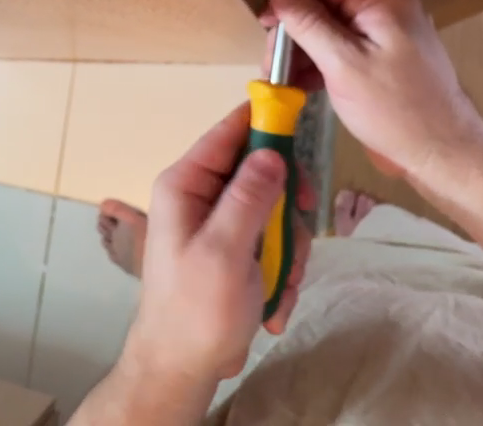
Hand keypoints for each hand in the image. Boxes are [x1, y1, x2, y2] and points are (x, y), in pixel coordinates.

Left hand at [121, 104, 311, 387]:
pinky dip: (282, 268)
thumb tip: (272, 151)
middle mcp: (202, 193)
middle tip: (301, 225)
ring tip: (280, 282)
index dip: (262, 119)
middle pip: (261, 169)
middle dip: (286, 204)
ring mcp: (220, 220)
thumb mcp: (224, 251)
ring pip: (274, 207)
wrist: (182, 366)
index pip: (227, 132)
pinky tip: (273, 300)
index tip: (300, 115)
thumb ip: (248, 198)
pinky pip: (274, 239)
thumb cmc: (195, 309)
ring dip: (288, 246)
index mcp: (186, 183)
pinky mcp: (236, 246)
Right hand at [262, 0, 482, 183]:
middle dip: (294, 33)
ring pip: (328, 27)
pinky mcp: (384, 53)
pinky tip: (305, 84)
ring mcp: (386, 29)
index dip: (287, 2)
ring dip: (303, 51)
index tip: (265, 31)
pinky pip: (343, 45)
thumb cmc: (395, 110)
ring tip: (286, 81)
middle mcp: (385, 4)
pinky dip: (321, 62)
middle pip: (321, 4)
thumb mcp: (342, 63)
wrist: (442, 156)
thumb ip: (307, 21)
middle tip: (274, 67)